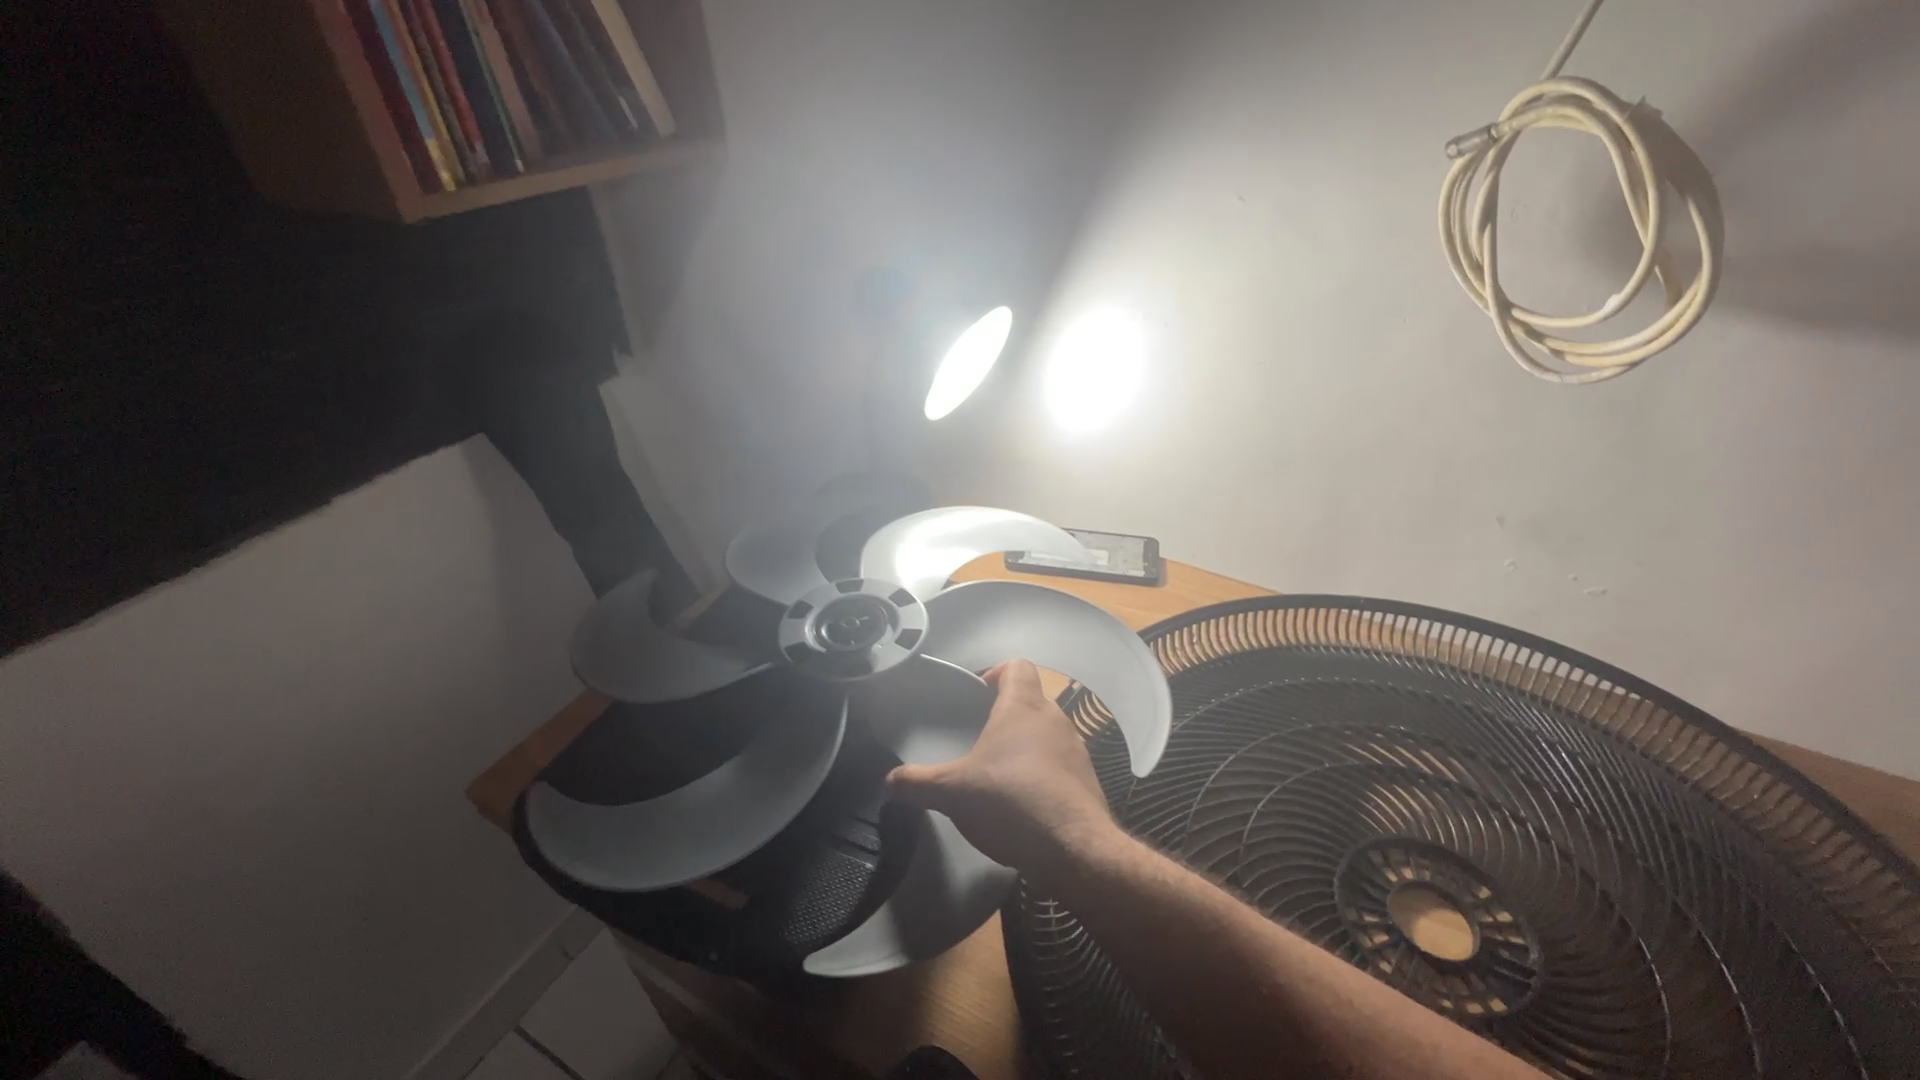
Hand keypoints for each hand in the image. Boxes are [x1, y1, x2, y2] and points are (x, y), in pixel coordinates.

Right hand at [886, 659, 1117, 880]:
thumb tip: (888, 782)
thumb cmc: (1011, 800)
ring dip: (1025, 748)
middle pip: (1030, 701)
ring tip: (998, 776)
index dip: (996, 673)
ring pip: (1047, 735)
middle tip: (978, 742)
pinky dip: (1042, 776)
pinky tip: (1022, 805)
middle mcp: (1056, 719)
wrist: (1074, 848)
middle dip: (1005, 717)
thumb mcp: (952, 792)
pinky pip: (1060, 767)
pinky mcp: (1087, 782)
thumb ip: (917, 783)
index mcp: (1023, 707)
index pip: (1017, 666)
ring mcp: (1077, 750)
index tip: (976, 697)